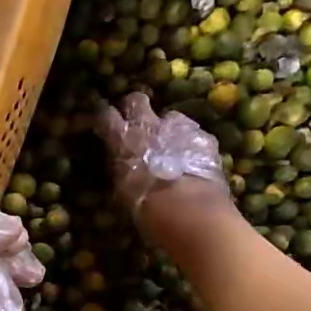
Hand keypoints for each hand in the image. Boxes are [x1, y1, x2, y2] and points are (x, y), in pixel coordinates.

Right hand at [95, 91, 228, 232]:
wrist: (188, 209)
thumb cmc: (145, 206)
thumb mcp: (123, 190)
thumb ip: (122, 169)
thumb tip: (122, 165)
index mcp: (122, 138)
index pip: (106, 115)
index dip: (106, 118)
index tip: (106, 125)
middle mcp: (149, 124)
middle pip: (137, 101)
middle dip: (136, 108)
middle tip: (138, 125)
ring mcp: (179, 127)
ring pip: (171, 116)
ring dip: (168, 128)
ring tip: (171, 146)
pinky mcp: (203, 137)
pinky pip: (194, 134)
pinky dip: (191, 143)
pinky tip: (193, 159)